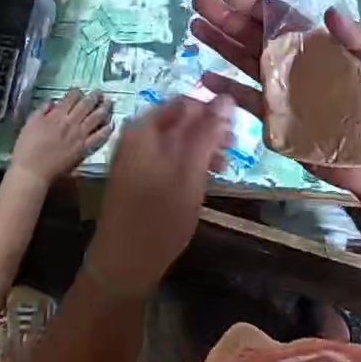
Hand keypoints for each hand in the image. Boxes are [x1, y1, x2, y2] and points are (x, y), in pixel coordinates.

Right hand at [11, 88, 112, 183]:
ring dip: (104, 108)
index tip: (79, 89)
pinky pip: (98, 137)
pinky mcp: (84, 148)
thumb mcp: (30, 123)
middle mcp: (71, 123)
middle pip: (86, 105)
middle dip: (94, 96)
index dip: (77, 91)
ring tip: (109, 101)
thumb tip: (53, 102)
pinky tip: (112, 124)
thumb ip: (42, 110)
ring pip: (96, 118)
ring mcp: (79, 135)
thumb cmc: (27, 147)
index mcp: (57, 115)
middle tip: (99, 92)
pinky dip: (106, 129)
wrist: (32, 170)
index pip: (71, 98)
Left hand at [86, 94, 232, 296]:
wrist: (123, 263)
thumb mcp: (191, 173)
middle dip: (209, 130)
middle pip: (180, 119)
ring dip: (201, 146)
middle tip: (234, 147)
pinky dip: (187, 161)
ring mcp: (134, 156)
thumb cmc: (160, 217)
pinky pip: (166, 156)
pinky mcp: (136, 175)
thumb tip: (226, 98)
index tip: (237, 128)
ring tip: (224, 164)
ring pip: (175, 139)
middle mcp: (135, 136)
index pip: (186, 101)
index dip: (214, 110)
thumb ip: (208, 133)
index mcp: (145, 129)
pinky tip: (203, 176)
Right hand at [191, 0, 360, 201]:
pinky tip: (205, 79)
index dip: (258, 6)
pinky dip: (227, 92)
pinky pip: (249, 103)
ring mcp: (286, 94)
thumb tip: (329, 14)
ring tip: (196, 27)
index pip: (285, 20)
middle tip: (201, 3)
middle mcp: (299, 66)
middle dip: (229, 19)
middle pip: (258, 37)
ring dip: (221, 45)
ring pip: (247, 63)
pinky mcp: (279, 123)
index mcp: (323, 48)